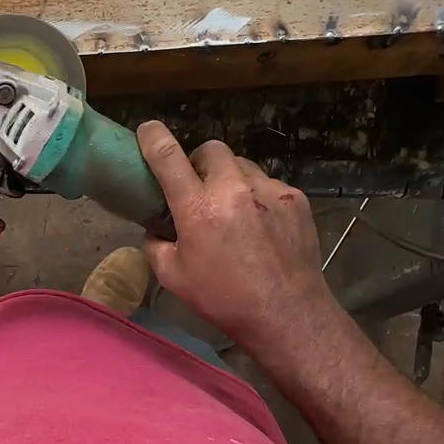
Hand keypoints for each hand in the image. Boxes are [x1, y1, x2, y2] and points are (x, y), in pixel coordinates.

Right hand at [136, 121, 347, 356]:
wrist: (286, 313)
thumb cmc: (222, 298)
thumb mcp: (173, 277)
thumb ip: (156, 245)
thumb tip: (156, 230)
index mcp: (198, 208)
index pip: (168, 157)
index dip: (154, 138)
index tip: (148, 130)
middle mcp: (234, 189)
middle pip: (212, 149)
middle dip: (199, 162)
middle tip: (197, 186)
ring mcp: (269, 191)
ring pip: (243, 165)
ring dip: (230, 178)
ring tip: (232, 208)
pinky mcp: (296, 199)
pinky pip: (268, 184)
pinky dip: (257, 196)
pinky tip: (259, 224)